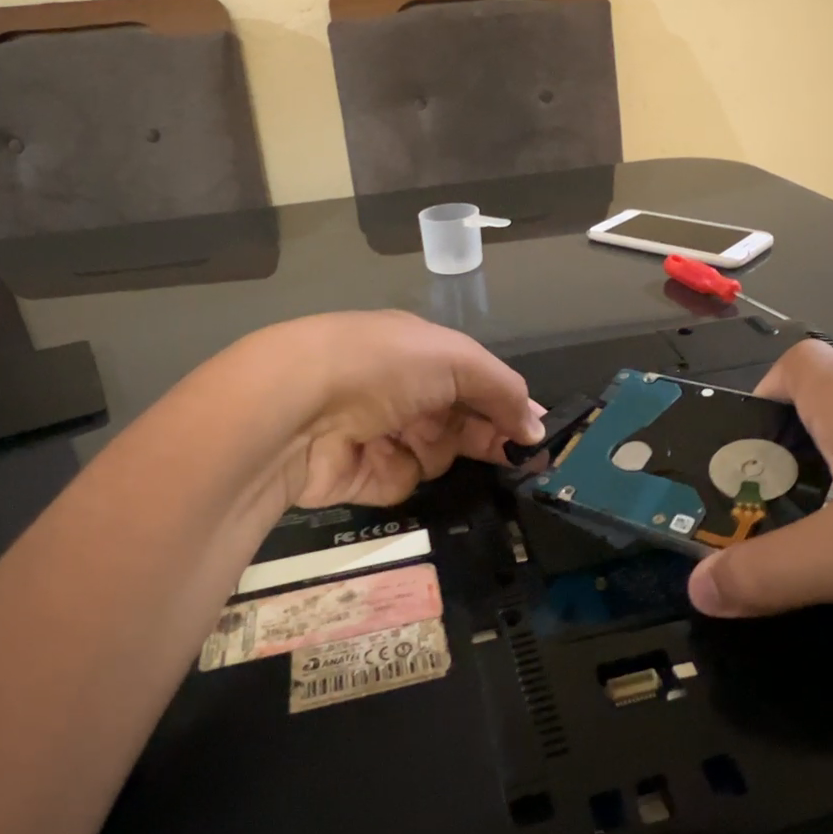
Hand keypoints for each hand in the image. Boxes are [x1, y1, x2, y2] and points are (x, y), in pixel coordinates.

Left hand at [235, 312, 544, 509]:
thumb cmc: (382, 366)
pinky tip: (380, 454)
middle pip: (462, 423)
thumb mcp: (454, 359)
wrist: (296, 407)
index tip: (533, 436)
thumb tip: (535, 426)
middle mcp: (401, 391)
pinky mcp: (362, 475)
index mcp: (420, 352)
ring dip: (436, 448)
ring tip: (414, 435)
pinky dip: (399, 470)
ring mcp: (381, 433)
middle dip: (485, 435)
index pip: (476, 382)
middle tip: (514, 456)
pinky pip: (403, 481)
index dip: (506, 406)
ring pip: (437, 455)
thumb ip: (502, 390)